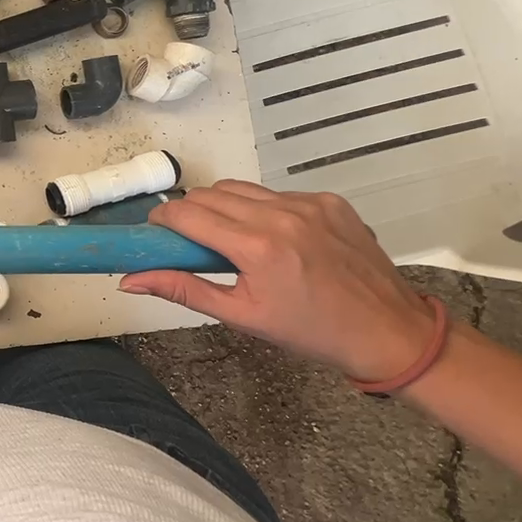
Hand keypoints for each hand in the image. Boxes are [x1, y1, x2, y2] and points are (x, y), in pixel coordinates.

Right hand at [119, 180, 436, 381]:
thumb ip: (181, 289)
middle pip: (208, 194)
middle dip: (190, 213)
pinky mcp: (329, 200)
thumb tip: (128, 281)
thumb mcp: (241, 316)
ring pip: (239, 188)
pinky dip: (261, 209)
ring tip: (232, 238)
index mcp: (256, 247)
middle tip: (193, 242)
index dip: (162, 220)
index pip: (186, 213)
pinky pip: (275, 193)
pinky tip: (274, 237)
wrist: (393, 333)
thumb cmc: (311, 331)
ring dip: (223, 207)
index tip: (158, 234)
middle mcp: (281, 215)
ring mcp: (308, 204)